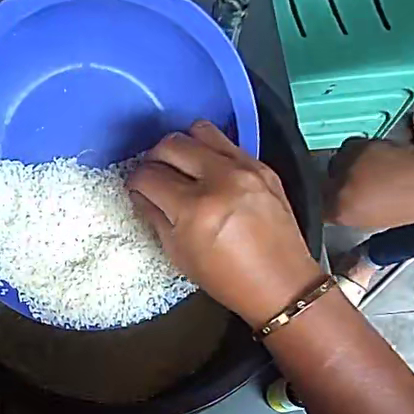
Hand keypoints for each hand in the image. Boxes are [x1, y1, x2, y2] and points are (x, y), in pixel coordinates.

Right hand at [126, 122, 322, 326]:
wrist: (278, 282)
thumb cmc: (224, 277)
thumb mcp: (178, 253)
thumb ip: (155, 217)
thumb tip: (140, 193)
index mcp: (194, 209)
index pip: (149, 176)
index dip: (134, 181)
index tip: (135, 188)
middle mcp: (219, 180)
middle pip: (170, 145)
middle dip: (152, 158)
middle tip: (152, 174)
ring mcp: (244, 168)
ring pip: (199, 131)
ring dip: (181, 146)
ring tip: (179, 166)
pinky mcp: (262, 166)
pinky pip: (226, 143)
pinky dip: (208, 152)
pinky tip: (206, 172)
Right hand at [326, 138, 413, 229]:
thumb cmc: (413, 204)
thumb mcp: (372, 220)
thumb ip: (347, 212)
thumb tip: (335, 202)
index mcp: (339, 212)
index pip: (316, 206)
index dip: (324, 203)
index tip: (333, 201)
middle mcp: (337, 189)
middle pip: (321, 183)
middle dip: (334, 183)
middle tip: (356, 185)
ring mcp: (347, 167)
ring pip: (335, 163)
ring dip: (346, 164)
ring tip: (369, 169)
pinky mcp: (360, 146)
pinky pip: (349, 147)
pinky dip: (360, 150)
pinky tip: (378, 156)